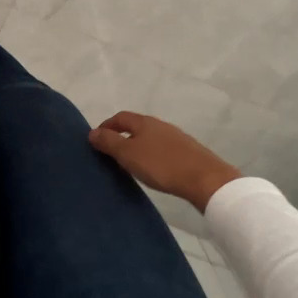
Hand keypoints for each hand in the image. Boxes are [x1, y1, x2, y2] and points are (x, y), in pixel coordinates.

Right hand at [89, 112, 241, 211]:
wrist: (205, 179)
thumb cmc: (162, 165)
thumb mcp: (128, 154)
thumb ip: (109, 142)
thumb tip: (92, 132)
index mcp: (144, 122)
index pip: (120, 117)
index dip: (106, 126)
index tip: (97, 139)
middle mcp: (160, 125)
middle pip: (136, 126)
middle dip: (122, 136)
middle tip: (112, 153)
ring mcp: (176, 137)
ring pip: (151, 138)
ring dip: (138, 146)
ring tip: (132, 163)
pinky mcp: (188, 152)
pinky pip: (163, 149)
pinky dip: (153, 155)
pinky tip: (155, 169)